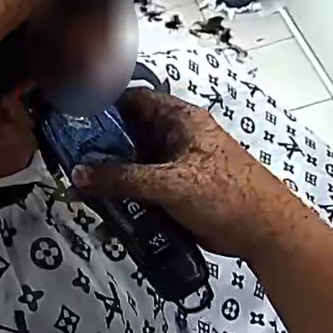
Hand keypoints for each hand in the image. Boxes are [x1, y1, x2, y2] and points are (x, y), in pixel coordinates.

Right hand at [71, 90, 321, 260]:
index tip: (71, 120)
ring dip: (110, 178)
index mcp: (179, 121)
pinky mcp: (173, 194)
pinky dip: (123, 200)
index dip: (101, 106)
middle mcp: (174, 139)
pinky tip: (105, 213)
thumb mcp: (171, 183)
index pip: (132, 100)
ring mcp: (173, 168)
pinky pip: (140, 191)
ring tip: (81, 190)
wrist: (263, 232)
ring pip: (131, 166)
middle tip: (70, 162)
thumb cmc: (230, 195)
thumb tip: (82, 173)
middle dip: (100, 149)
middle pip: (127, 136)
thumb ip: (124, 178)